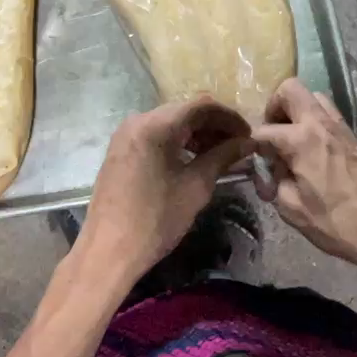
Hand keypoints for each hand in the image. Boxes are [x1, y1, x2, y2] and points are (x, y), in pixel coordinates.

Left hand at [79, 96, 254, 284]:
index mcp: (155, 125)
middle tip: (237, 146)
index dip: (229, 118)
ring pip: (170, 121)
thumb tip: (248, 143)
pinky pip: (155, 133)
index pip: (201, 106)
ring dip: (196, 133)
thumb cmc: (155, 220)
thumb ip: (222, 157)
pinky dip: (177, 140)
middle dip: (214, 125)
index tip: (248, 136)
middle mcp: (138, 119)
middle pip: (185, 110)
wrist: (108, 251)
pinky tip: (193, 159)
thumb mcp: (195, 187)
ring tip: (219, 155)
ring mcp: (126, 133)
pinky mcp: (121, 148)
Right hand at [253, 79, 356, 273]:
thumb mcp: (293, 210)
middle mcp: (319, 124)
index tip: (251, 160)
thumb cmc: (337, 223)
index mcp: (300, 140)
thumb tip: (268, 173)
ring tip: (294, 139)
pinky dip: (316, 124)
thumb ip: (273, 184)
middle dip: (275, 107)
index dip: (252, 145)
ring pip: (314, 97)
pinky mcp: (355, 137)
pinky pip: (330, 115)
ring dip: (298, 111)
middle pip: (290, 89)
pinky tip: (315, 152)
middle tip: (273, 133)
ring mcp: (340, 127)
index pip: (264, 131)